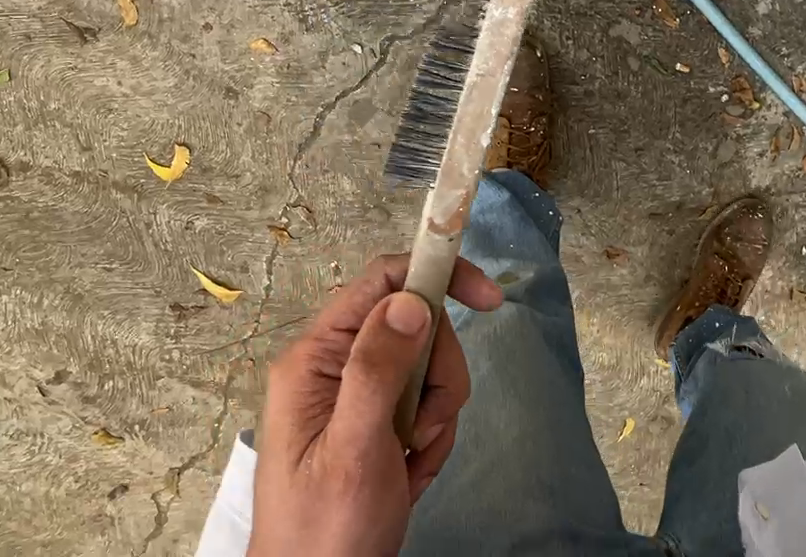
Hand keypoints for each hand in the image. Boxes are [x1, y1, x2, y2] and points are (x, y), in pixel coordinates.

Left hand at [249, 253, 502, 556]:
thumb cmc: (325, 530)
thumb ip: (377, 370)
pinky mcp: (376, 416)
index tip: (488, 299)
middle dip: (439, 373)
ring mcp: (357, 390)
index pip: (384, 281)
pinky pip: (428, 399)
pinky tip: (410, 469)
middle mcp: (336, 363)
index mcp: (317, 357)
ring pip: (429, 363)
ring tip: (414, 458)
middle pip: (418, 324)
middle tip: (426, 426)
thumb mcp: (353, 451)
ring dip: (438, 411)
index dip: (438, 275)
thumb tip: (410, 299)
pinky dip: (434, 432)